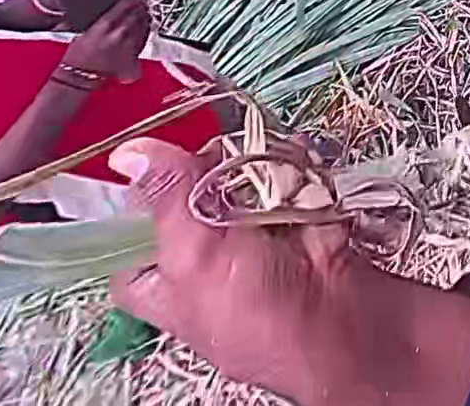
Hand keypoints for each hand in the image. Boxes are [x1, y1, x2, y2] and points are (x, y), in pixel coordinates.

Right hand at [59, 0, 149, 80]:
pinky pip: (144, 39)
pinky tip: (140, 30)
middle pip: (139, 12)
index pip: (126, 3)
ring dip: (144, 17)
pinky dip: (144, 32)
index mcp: (105, 25)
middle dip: (140, 5)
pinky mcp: (133, 57)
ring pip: (144, 24)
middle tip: (140, 1)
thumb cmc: (78, 54)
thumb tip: (114, 1)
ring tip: (141, 13)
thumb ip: (105, 15)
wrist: (79, 76)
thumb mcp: (86, 29)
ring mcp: (128, 46)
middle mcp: (119, 34)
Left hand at [107, 139, 357, 401]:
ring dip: (258, 163)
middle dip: (210, 165)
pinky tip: (299, 179)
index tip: (158, 157)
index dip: (140, 190)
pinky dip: (291, 163)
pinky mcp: (285, 200)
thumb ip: (165, 198)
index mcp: (162, 271)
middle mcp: (199, 241)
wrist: (342, 316)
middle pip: (187, 176)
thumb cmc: (260, 309)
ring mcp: (245, 219)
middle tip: (224, 172)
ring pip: (237, 162)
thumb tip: (127, 153)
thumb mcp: (197, 258)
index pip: (129, 223)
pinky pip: (279, 161)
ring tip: (274, 180)